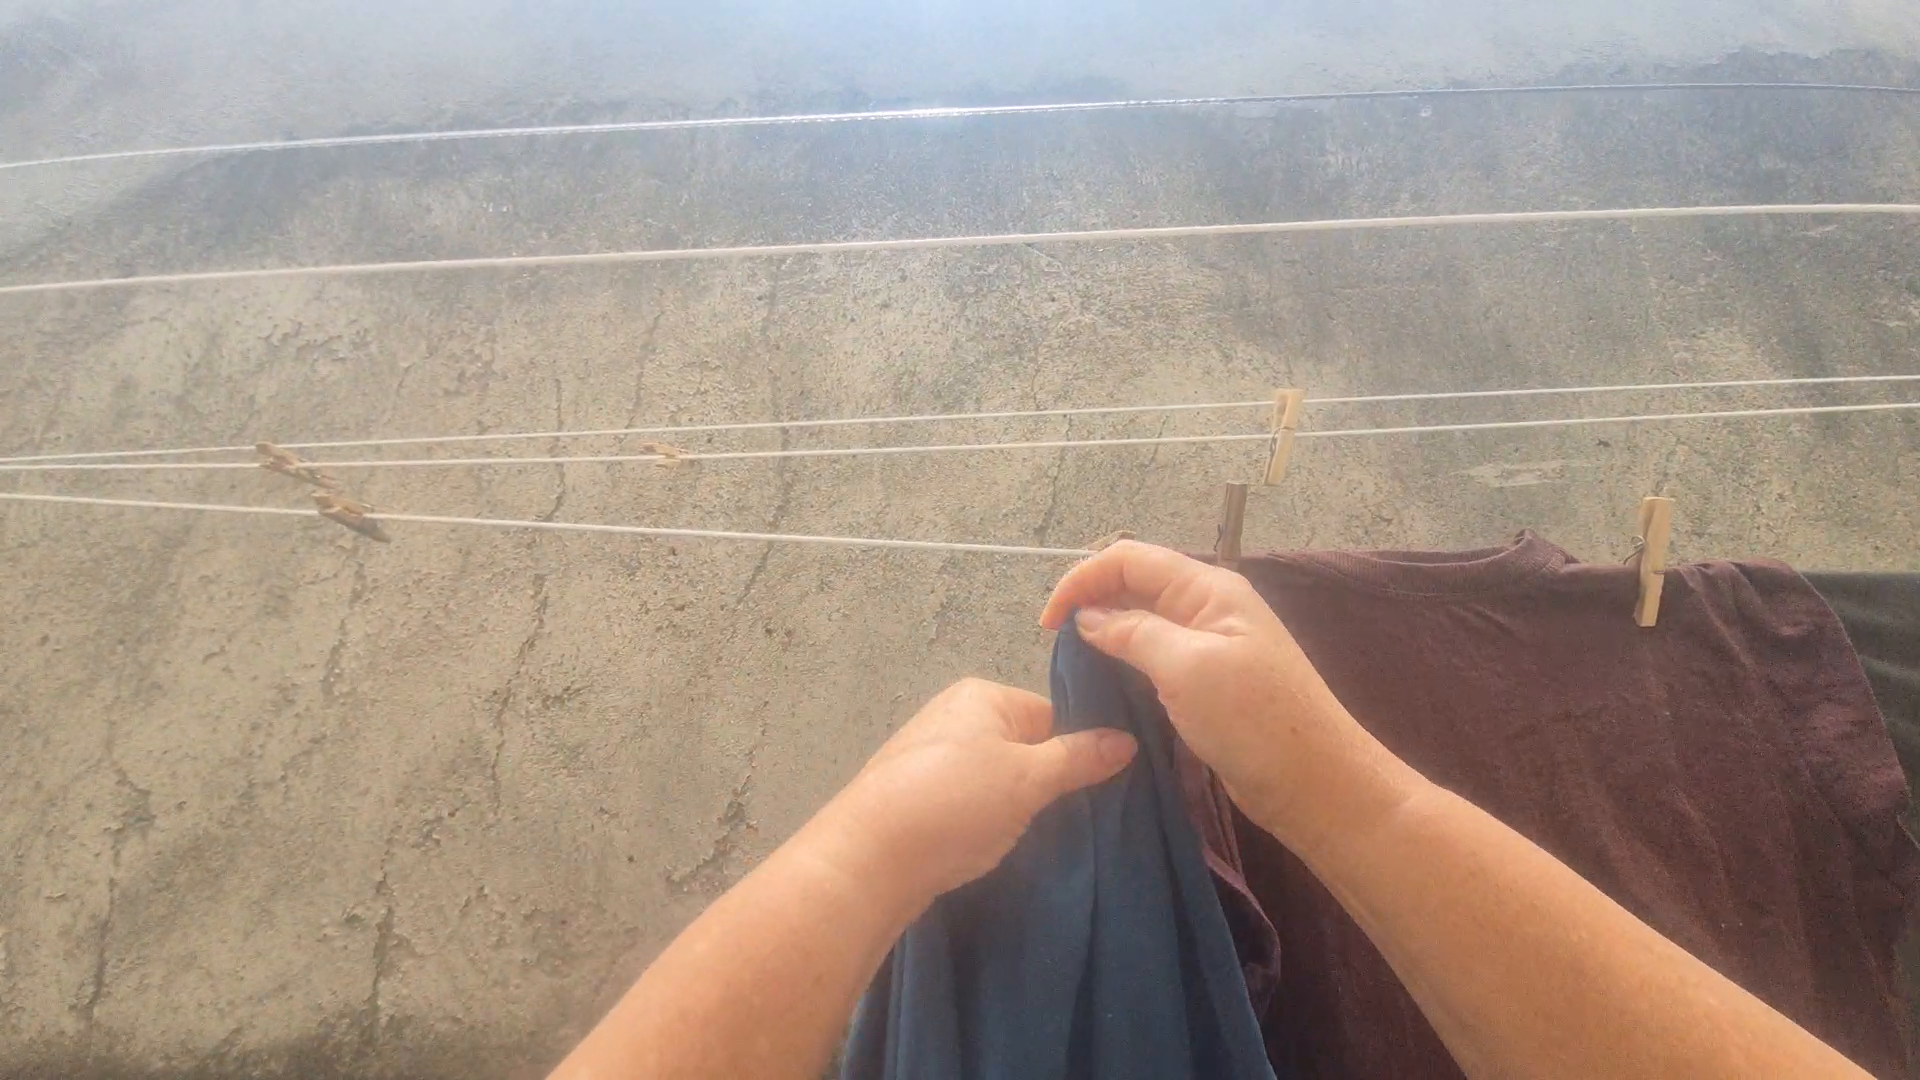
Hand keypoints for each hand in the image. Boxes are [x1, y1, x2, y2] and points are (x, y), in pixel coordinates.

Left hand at [801, 678, 1137, 913]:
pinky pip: (972, 797)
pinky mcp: (921, 792)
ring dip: (1019, 804)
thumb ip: (1078, 758)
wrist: (871, 857)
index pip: (1052, 714)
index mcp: (983, 696)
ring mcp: (935, 754)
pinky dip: (988, 818)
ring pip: (999, 775)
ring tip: (1041, 837)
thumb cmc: (955, 801)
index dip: (1077, 751)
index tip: (1103, 788)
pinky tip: (998, 844)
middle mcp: (956, 715)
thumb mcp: (1027, 778)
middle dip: (1048, 781)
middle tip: (1078, 818)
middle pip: (1025, 745)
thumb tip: (1128, 741)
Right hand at [1040, 541, 1408, 852]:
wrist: (1317, 785)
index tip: (1050, 623)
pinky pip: (1154, 649)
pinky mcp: (1205, 675)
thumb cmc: (1255, 721)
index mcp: (1207, 588)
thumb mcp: (1187, 668)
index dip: (1083, 579)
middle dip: (1091, 599)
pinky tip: (1107, 675)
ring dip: (1106, 627)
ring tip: (1076, 657)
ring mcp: (1207, 641)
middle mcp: (1206, 605)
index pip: (1129, 558)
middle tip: (1059, 641)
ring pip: (1142, 616)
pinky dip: (1124, 654)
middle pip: (1134, 581)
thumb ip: (1133, 632)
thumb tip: (1088, 618)